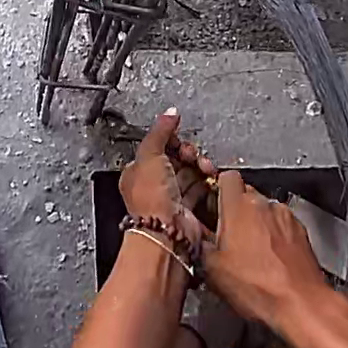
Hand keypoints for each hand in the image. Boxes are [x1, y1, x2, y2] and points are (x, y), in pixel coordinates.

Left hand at [119, 108, 216, 255]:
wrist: (166, 234)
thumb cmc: (150, 199)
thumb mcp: (150, 154)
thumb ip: (160, 131)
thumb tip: (170, 113)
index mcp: (138, 172)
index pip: (157, 148)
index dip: (171, 141)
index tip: (180, 140)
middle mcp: (153, 186)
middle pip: (176, 160)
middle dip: (189, 154)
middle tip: (193, 155)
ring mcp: (171, 199)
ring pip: (189, 174)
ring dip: (200, 167)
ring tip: (205, 167)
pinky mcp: (188, 211)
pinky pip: (200, 190)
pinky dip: (207, 183)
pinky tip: (210, 179)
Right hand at [202, 172, 332, 328]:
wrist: (300, 304)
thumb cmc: (258, 286)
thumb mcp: (213, 269)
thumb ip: (199, 244)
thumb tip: (192, 235)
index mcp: (238, 206)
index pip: (227, 177)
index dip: (219, 188)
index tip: (215, 204)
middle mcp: (263, 203)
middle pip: (246, 194)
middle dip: (237, 210)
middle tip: (230, 235)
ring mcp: (284, 216)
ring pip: (265, 209)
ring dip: (258, 223)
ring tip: (253, 251)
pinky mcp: (301, 231)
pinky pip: (282, 224)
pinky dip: (276, 235)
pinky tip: (272, 259)